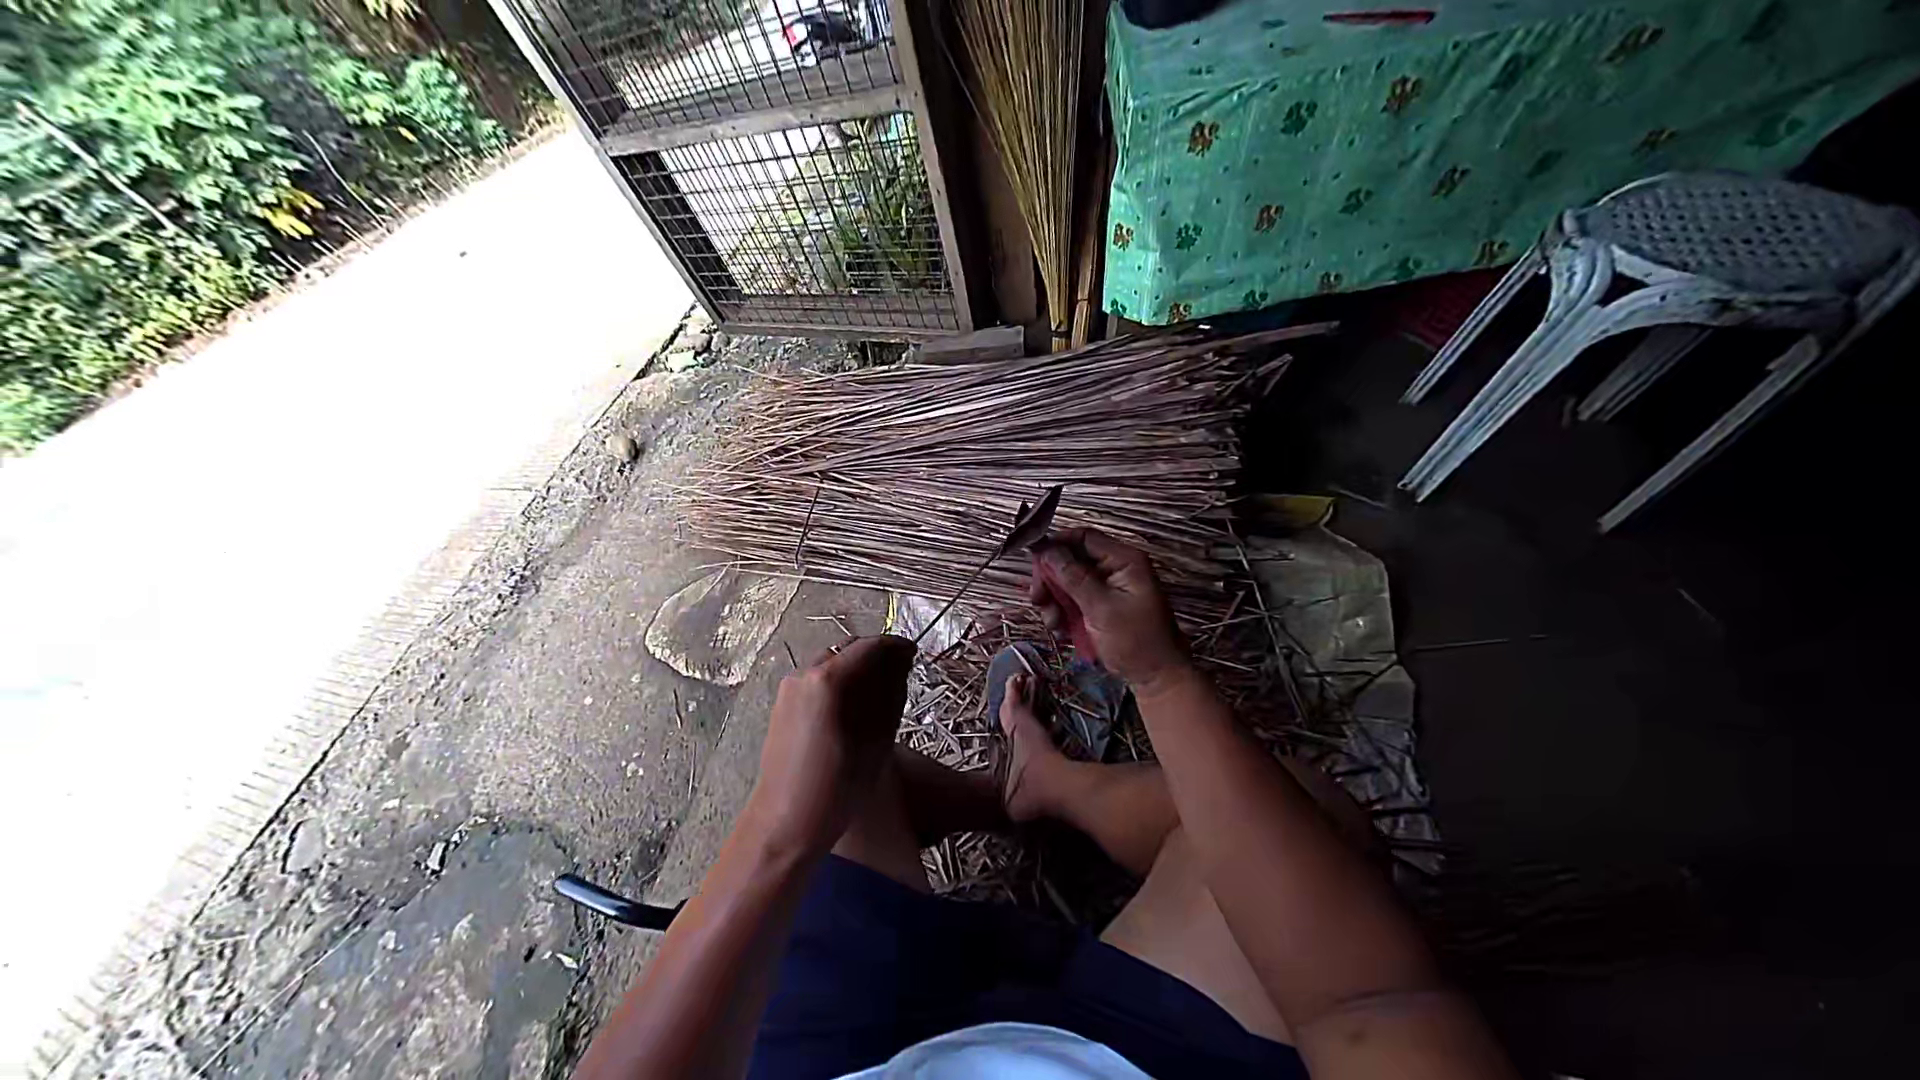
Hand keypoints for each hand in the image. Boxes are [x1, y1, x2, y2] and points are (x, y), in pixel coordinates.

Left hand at [744, 634, 915, 857]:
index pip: (869, 646)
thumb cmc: (837, 787)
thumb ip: (891, 693)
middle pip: (848, 649)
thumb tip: (901, 663)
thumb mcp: (877, 739)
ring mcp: (790, 689)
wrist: (785, 823)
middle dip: (876, 656)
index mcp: (828, 680)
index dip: (895, 646)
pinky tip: (855, 708)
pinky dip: (840, 683)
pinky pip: (818, 680)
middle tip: (902, 673)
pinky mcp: (783, 704)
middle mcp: (804, 675)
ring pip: (832, 663)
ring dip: (858, 669)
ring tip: (881, 693)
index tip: (914, 653)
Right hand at [1028, 528, 1190, 693]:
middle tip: (1038, 599)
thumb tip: (1047, 550)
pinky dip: (1062, 614)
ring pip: (1066, 583)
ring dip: (1054, 601)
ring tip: (1054, 623)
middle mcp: (1114, 570)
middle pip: (1070, 560)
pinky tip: (1062, 631)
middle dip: (1051, 580)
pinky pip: (1072, 602)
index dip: (1056, 544)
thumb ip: (1073, 577)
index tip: (1033, 561)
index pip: (1083, 537)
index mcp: (1123, 561)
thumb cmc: (1136, 642)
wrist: (1156, 678)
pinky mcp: (1099, 607)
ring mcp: (1106, 589)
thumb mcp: (1101, 608)